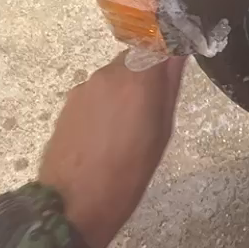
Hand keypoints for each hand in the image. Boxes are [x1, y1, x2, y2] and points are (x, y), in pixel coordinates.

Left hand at [37, 54, 187, 247]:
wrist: (74, 205)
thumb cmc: (130, 172)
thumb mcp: (162, 131)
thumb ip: (170, 85)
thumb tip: (179, 54)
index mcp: (140, 77)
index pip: (162, 42)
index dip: (171, 49)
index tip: (178, 63)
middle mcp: (111, 72)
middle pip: (137, 57)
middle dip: (148, 73)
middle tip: (154, 106)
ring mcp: (87, 85)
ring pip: (116, 74)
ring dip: (126, 88)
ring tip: (127, 125)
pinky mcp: (69, 100)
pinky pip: (97, 90)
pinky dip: (106, 101)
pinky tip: (105, 131)